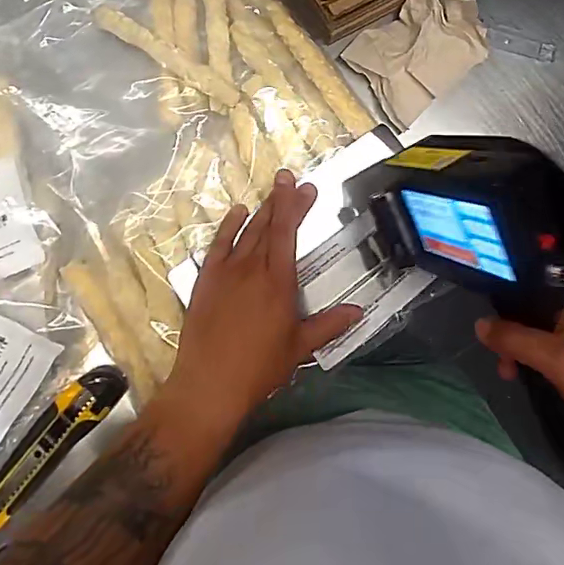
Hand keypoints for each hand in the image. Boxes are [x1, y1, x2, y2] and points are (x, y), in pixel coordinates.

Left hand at [160, 170, 359, 431]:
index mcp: (278, 282)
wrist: (208, 385)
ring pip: (246, 232)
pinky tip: (236, 213)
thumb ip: (329, 324)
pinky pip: (218, 245)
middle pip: (269, 226)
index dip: (295, 206)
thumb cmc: (259, 368)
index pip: (288, 233)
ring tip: (272, 193)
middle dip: (282, 201)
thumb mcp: (300, 347)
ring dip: (261, 210)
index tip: (303, 186)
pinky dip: (228, 226)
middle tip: (292, 179)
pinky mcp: (205, 281)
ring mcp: (226, 273)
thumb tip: (358, 311)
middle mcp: (252, 269)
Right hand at [475, 283, 563, 469]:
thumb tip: (480, 323)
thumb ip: (516, 340)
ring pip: (556, 324)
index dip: (502, 308)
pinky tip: (555, 377)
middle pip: (539, 304)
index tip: (491, 341)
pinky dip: (557, 354)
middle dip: (517, 335)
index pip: (525, 282)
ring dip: (535, 349)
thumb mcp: (558, 364)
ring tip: (527, 381)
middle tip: (507, 372)